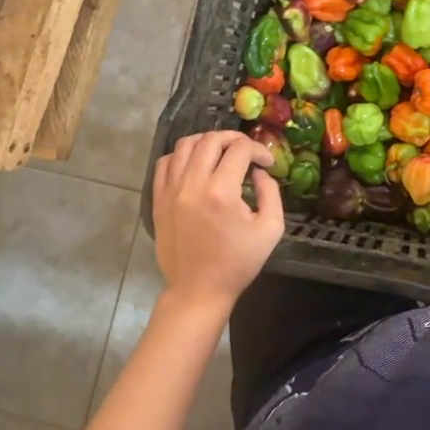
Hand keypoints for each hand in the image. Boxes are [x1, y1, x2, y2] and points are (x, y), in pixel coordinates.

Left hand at [152, 131, 283, 310]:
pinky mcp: (158, 200)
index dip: (258, 150)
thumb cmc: (238, 263)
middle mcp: (192, 185)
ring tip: (221, 153)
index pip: (240, 149)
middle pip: (211, 140)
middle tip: (246, 151)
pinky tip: (195, 165)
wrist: (198, 290)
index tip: (266, 163)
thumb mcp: (270, 229)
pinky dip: (182, 156)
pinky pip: (165, 163)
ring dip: (207, 142)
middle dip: (234, 139)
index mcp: (221, 192)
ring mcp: (171, 191)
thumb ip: (271, 193)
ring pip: (185, 145)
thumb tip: (259, 171)